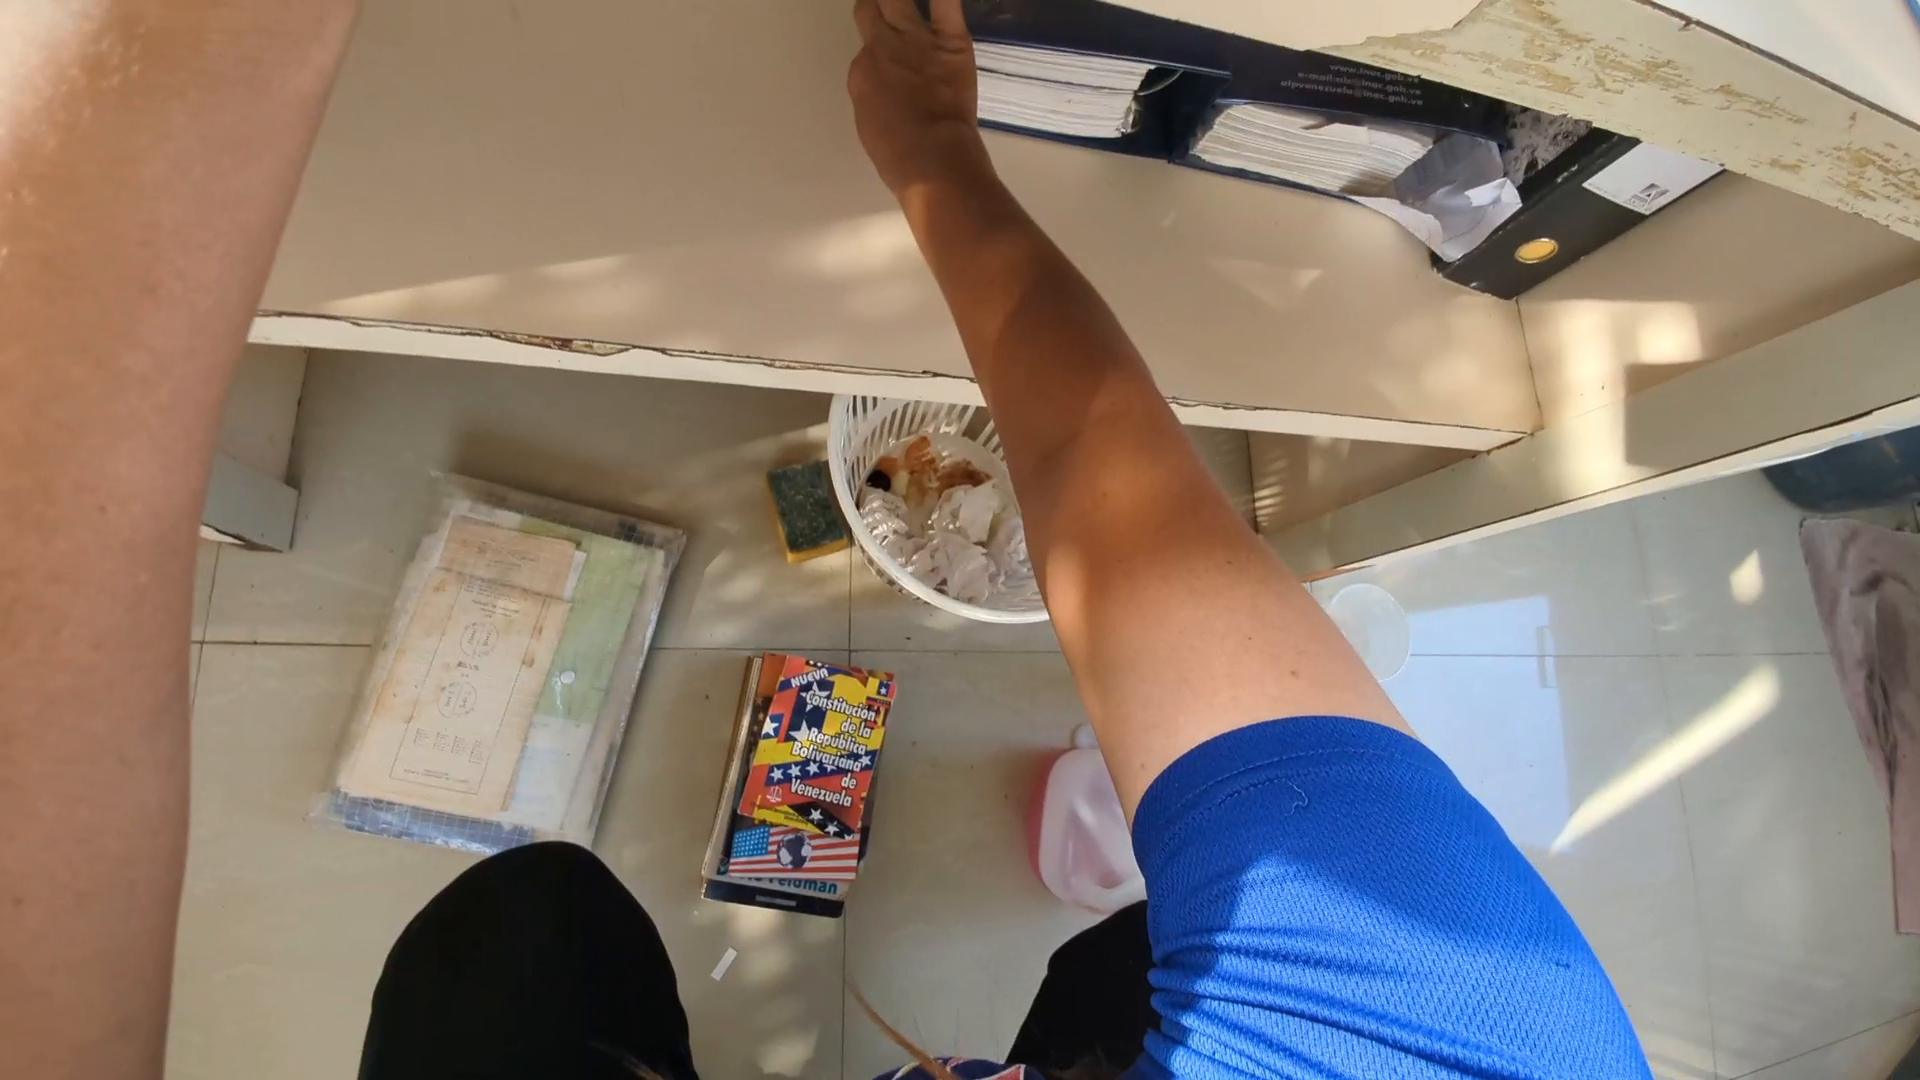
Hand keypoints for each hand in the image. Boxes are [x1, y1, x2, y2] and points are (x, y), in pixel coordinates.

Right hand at [849, 0, 991, 196]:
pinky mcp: (952, 39)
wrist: (933, 160)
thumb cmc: (900, 160)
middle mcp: (884, 47)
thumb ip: (874, 100)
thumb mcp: (871, 129)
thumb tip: (884, 91)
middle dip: (876, 11)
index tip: (887, 70)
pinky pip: (946, 0)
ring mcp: (917, 39)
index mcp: (862, 73)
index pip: (866, 53)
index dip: (876, 59)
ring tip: (903, 4)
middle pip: (870, 10)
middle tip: (887, 17)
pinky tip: (942, 6)